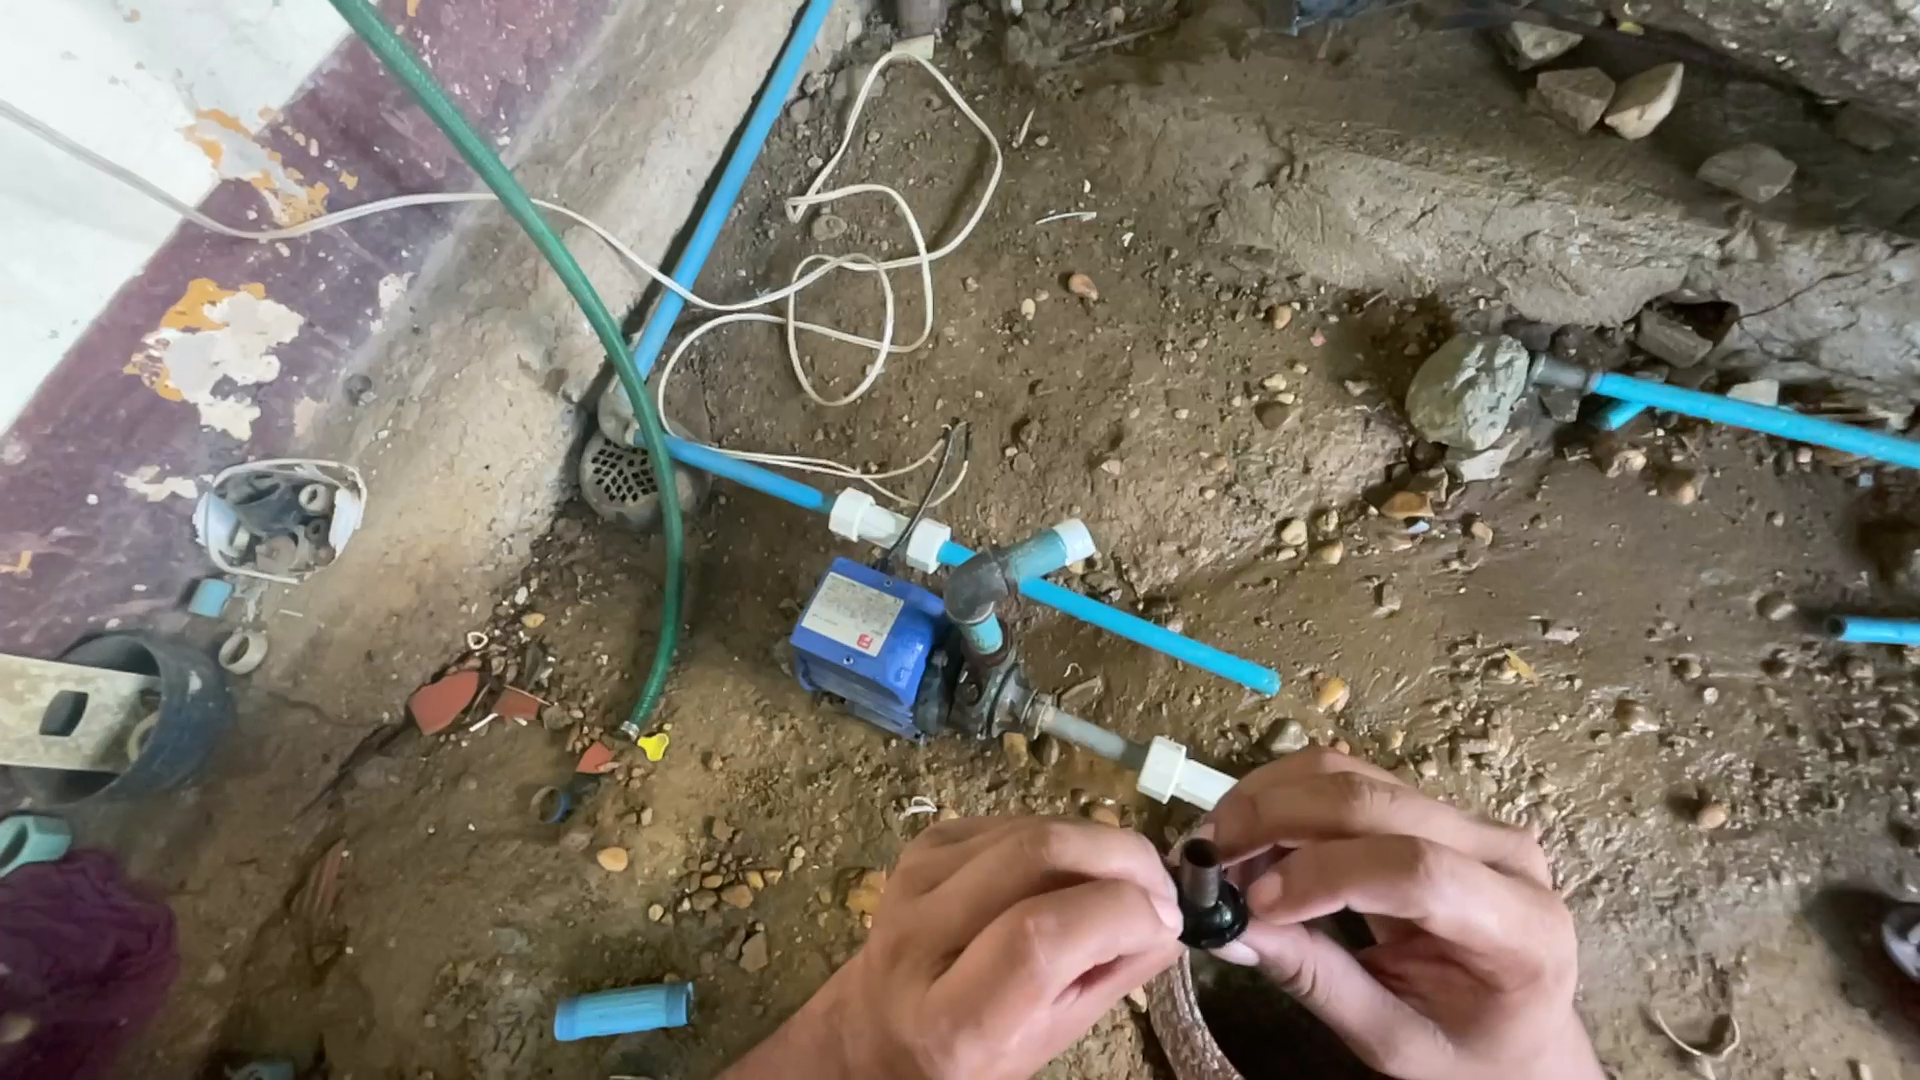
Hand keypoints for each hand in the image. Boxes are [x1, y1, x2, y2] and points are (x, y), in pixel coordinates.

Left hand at [723, 817, 1184, 1079]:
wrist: (874, 1022)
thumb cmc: (967, 1055)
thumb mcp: (1043, 1043)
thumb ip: (1106, 979)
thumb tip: (1169, 919)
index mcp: (949, 1018)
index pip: (1036, 939)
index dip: (1114, 912)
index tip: (1168, 917)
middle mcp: (920, 932)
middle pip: (1033, 856)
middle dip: (1117, 854)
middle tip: (1162, 881)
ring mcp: (916, 875)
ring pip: (1028, 827)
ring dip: (1096, 840)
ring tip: (1130, 874)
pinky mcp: (924, 841)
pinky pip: (1011, 821)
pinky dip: (1061, 836)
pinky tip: (1076, 867)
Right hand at [1204, 749, 1602, 1079]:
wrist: (1519, 1030)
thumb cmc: (1467, 1052)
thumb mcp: (1394, 1041)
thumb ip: (1315, 979)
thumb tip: (1225, 925)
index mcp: (1520, 927)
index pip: (1416, 871)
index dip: (1322, 874)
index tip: (1251, 903)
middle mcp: (1500, 851)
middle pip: (1368, 801)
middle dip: (1271, 818)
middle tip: (1205, 852)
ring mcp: (1461, 816)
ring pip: (1342, 772)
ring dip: (1264, 799)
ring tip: (1218, 843)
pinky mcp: (1421, 801)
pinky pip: (1337, 773)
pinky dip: (1277, 795)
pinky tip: (1247, 832)